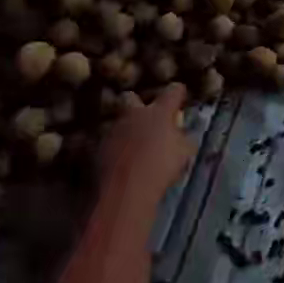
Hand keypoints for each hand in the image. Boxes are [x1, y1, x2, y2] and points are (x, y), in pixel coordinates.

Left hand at [97, 83, 195, 202]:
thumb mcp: (185, 151)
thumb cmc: (162, 167)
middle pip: (131, 98)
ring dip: (126, 128)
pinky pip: (109, 142)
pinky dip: (115, 147)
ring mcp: (113, 131)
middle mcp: (134, 114)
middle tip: (147, 117)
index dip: (178, 93)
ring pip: (118, 121)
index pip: (173, 90)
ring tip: (133, 143)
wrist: (126, 192)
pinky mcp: (98, 149)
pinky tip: (122, 160)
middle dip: (137, 104)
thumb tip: (180, 133)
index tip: (181, 100)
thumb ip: (182, 137)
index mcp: (160, 111)